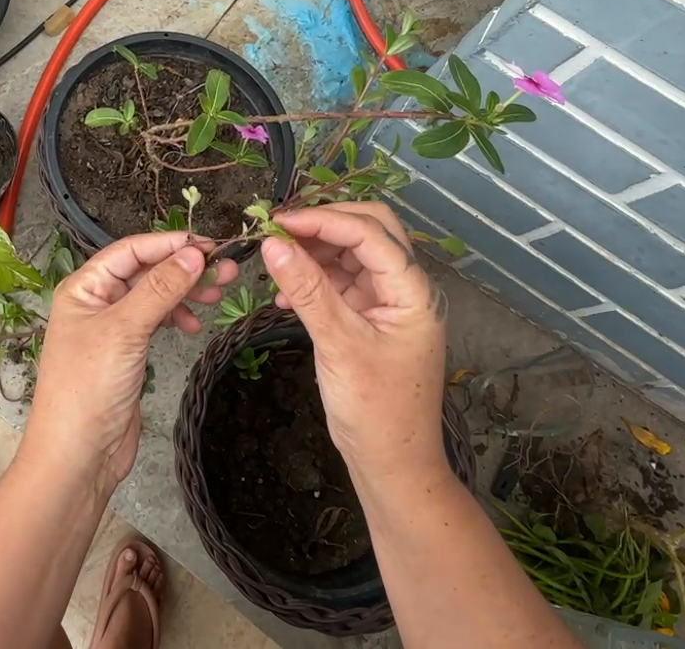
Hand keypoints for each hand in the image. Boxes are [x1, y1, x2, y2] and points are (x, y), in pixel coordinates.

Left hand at [22, 232, 237, 495]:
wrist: (77, 456)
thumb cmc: (87, 388)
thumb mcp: (125, 331)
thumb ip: (160, 289)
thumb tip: (194, 254)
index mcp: (84, 287)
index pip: (131, 250)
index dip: (170, 244)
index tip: (210, 245)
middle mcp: (96, 301)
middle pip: (146, 271)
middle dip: (184, 268)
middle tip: (227, 271)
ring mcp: (111, 328)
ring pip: (154, 296)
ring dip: (185, 292)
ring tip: (219, 295)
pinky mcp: (125, 352)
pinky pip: (155, 321)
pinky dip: (176, 318)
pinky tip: (194, 326)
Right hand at [260, 202, 450, 482]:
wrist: (392, 463)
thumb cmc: (376, 409)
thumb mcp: (338, 345)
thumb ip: (307, 290)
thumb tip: (272, 243)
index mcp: (413, 291)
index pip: (370, 233)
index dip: (323, 220)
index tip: (278, 223)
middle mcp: (403, 287)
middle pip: (368, 230)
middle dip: (323, 224)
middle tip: (279, 229)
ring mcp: (385, 301)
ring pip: (350, 252)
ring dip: (314, 250)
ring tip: (276, 260)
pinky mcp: (367, 315)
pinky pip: (339, 280)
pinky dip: (312, 278)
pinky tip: (284, 295)